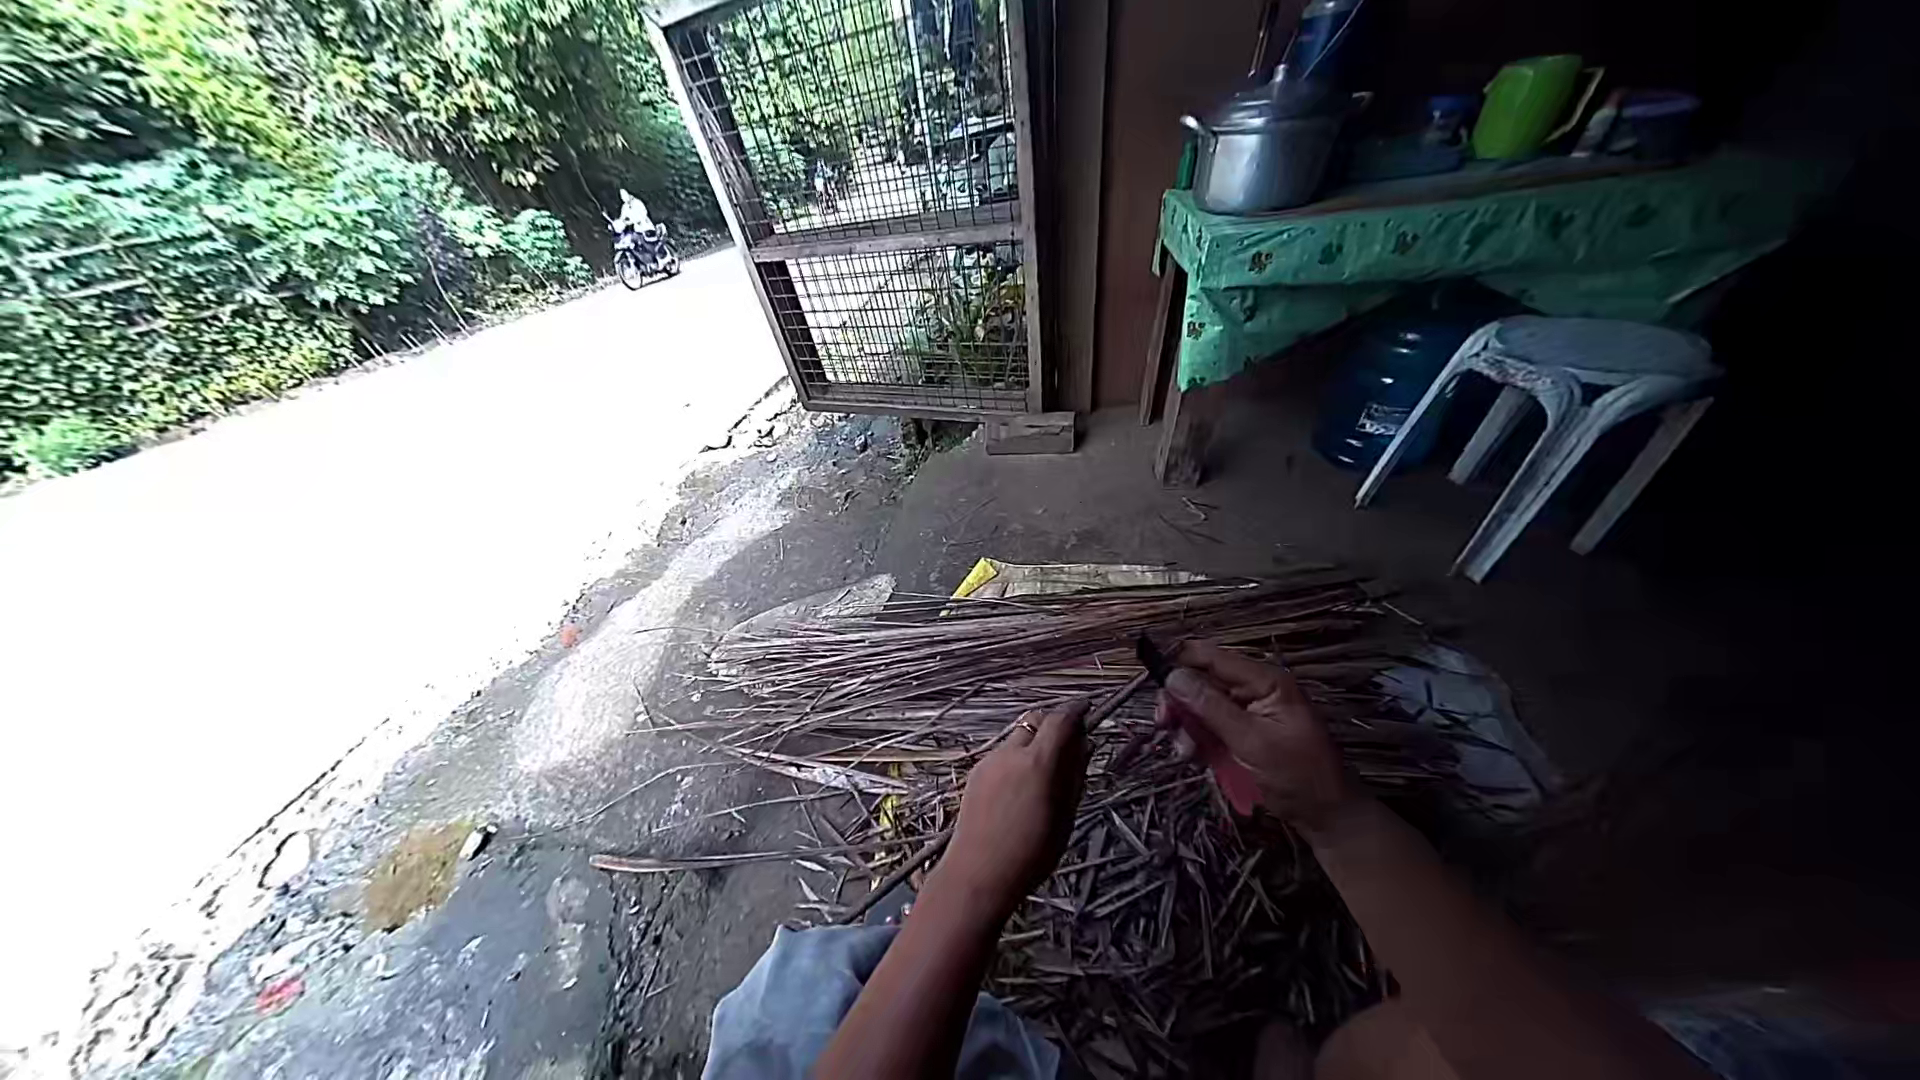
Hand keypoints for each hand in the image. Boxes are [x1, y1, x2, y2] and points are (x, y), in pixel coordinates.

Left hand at [936, 701, 1089, 919]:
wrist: (978, 872)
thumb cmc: (1032, 853)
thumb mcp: (1065, 816)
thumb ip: (1074, 775)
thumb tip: (1084, 746)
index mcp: (1038, 762)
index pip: (1061, 719)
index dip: (1076, 710)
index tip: (1086, 709)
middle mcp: (1012, 752)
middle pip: (1036, 719)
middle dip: (1054, 723)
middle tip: (1069, 741)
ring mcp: (991, 760)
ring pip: (1018, 736)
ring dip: (1035, 741)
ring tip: (1046, 770)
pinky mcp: (977, 772)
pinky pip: (1003, 754)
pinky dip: (1017, 757)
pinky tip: (1021, 785)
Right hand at [1158, 641, 1354, 828]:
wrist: (1329, 818)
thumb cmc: (1299, 777)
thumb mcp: (1251, 741)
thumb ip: (1210, 707)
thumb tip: (1172, 675)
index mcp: (1262, 680)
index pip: (1209, 655)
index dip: (1177, 661)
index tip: (1151, 680)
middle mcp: (1251, 689)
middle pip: (1198, 680)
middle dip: (1178, 701)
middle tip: (1164, 724)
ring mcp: (1244, 712)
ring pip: (1196, 705)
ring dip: (1185, 725)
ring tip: (1186, 751)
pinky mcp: (1238, 732)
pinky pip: (1205, 726)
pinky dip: (1195, 739)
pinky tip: (1194, 756)